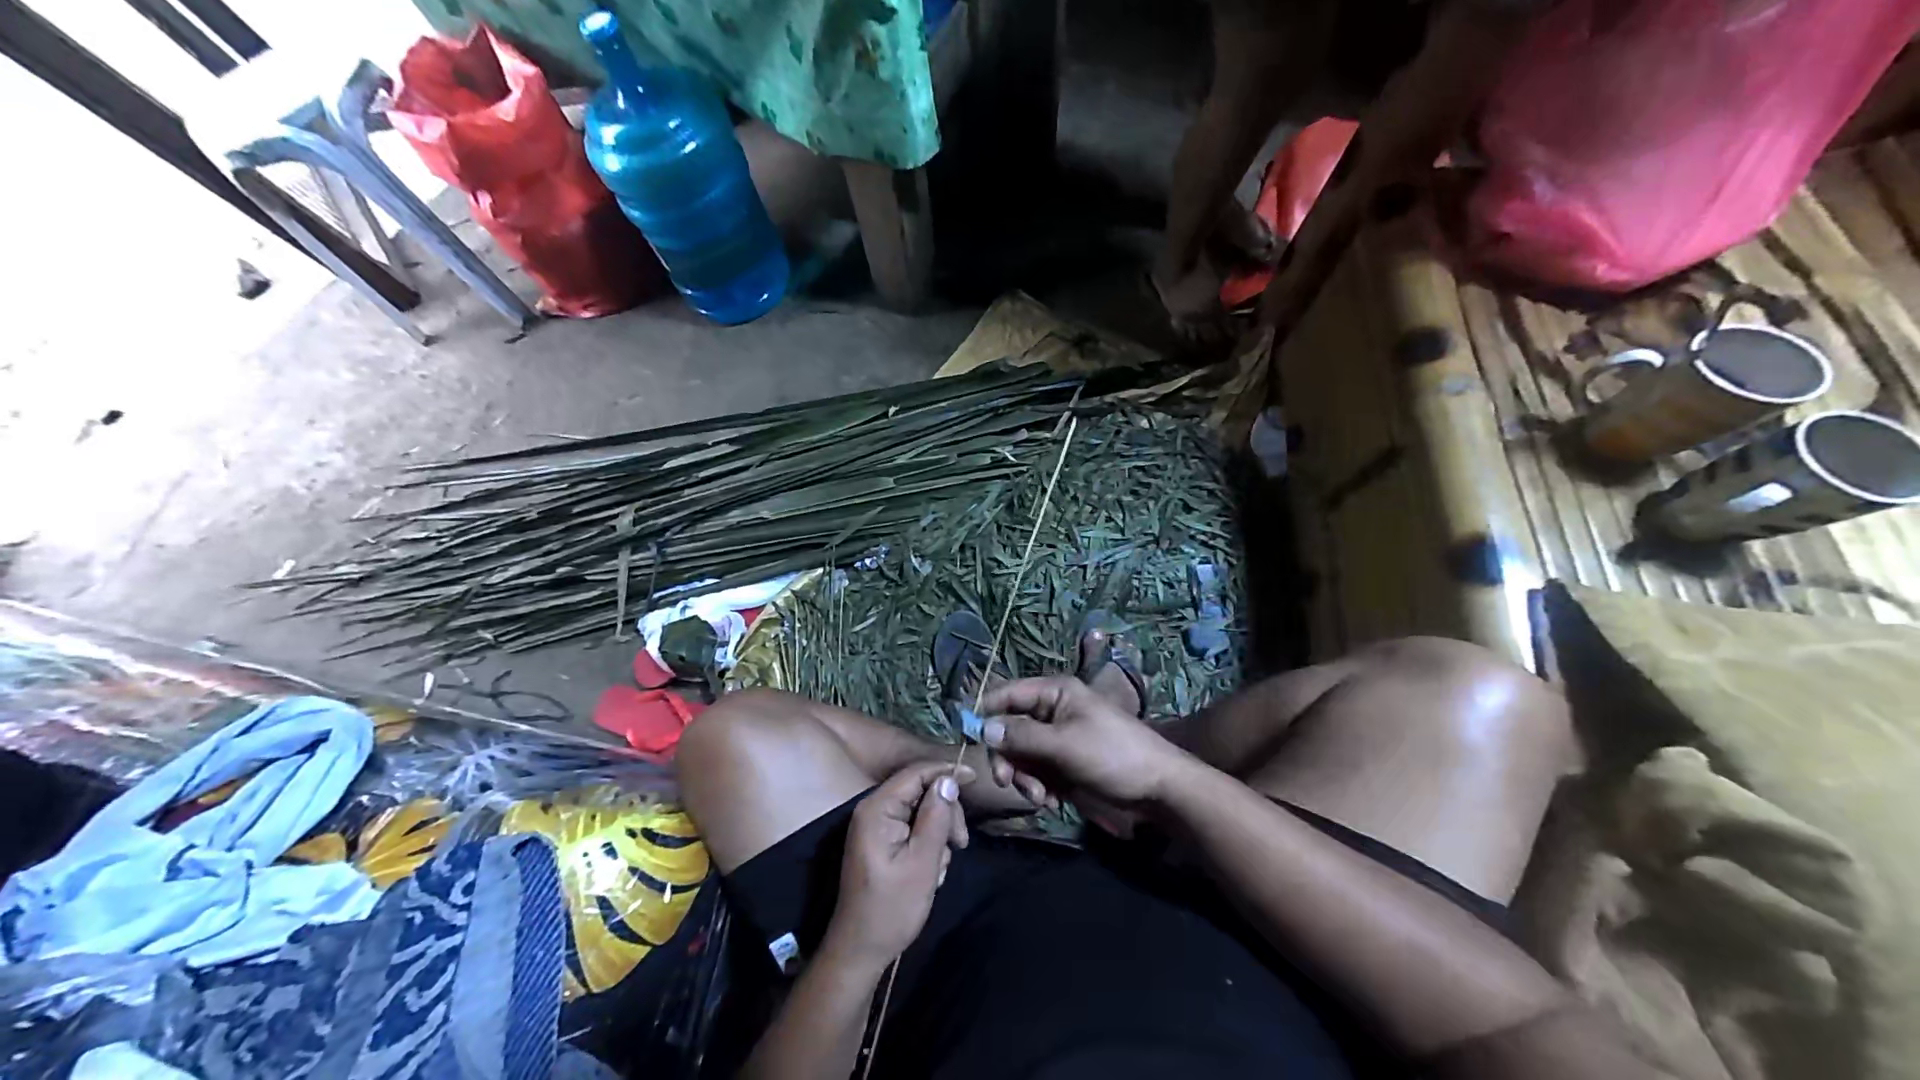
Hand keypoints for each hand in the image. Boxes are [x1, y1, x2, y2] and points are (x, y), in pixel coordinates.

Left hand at [826, 761, 972, 965]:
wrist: (860, 950)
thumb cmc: (891, 909)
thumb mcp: (922, 862)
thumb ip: (936, 817)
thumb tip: (949, 780)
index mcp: (877, 809)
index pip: (916, 773)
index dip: (946, 771)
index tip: (975, 778)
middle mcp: (873, 810)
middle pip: (921, 791)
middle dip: (945, 812)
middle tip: (960, 843)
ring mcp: (876, 826)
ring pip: (921, 811)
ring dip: (939, 833)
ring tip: (941, 865)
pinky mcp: (881, 842)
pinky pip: (913, 828)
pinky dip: (928, 845)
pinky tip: (931, 870)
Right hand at [979, 676, 1186, 808]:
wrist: (1157, 790)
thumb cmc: (1113, 755)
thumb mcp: (1065, 744)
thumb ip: (1022, 736)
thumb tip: (983, 728)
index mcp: (1055, 693)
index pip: (1008, 693)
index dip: (986, 711)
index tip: (967, 734)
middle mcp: (1052, 712)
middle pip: (1009, 728)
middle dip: (1008, 756)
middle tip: (1008, 781)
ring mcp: (1057, 740)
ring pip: (1020, 755)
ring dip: (1023, 777)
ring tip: (1040, 796)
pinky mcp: (1063, 766)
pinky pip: (1035, 772)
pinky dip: (1037, 787)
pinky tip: (1050, 801)